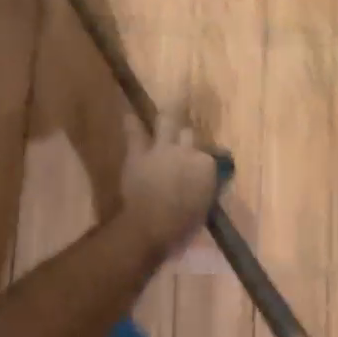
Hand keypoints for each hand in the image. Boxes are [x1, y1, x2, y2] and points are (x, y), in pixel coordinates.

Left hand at [119, 113, 220, 258]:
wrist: (151, 225)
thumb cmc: (182, 224)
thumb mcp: (204, 206)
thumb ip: (206, 186)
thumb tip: (207, 178)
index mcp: (206, 165)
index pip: (208, 155)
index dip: (202, 160)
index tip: (199, 166)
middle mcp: (187, 150)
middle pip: (188, 134)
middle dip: (186, 136)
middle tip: (184, 135)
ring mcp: (162, 148)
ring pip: (166, 121)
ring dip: (166, 117)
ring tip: (167, 110)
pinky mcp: (139, 152)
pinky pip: (134, 132)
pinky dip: (131, 124)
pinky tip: (129, 115)